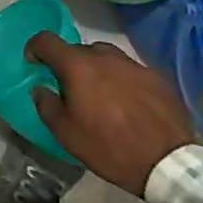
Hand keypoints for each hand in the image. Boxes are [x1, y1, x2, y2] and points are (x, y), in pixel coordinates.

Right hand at [26, 33, 194, 196]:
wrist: (169, 162)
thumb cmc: (110, 147)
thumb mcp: (68, 135)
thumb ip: (47, 106)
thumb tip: (40, 88)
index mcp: (78, 66)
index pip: (46, 40)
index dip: (35, 47)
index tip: (34, 62)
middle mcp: (104, 55)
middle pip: (78, 50)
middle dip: (69, 65)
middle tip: (71, 91)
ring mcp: (132, 63)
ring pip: (105, 58)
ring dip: (97, 70)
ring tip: (102, 96)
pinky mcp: (155, 76)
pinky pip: (129, 71)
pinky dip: (121, 80)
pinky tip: (128, 104)